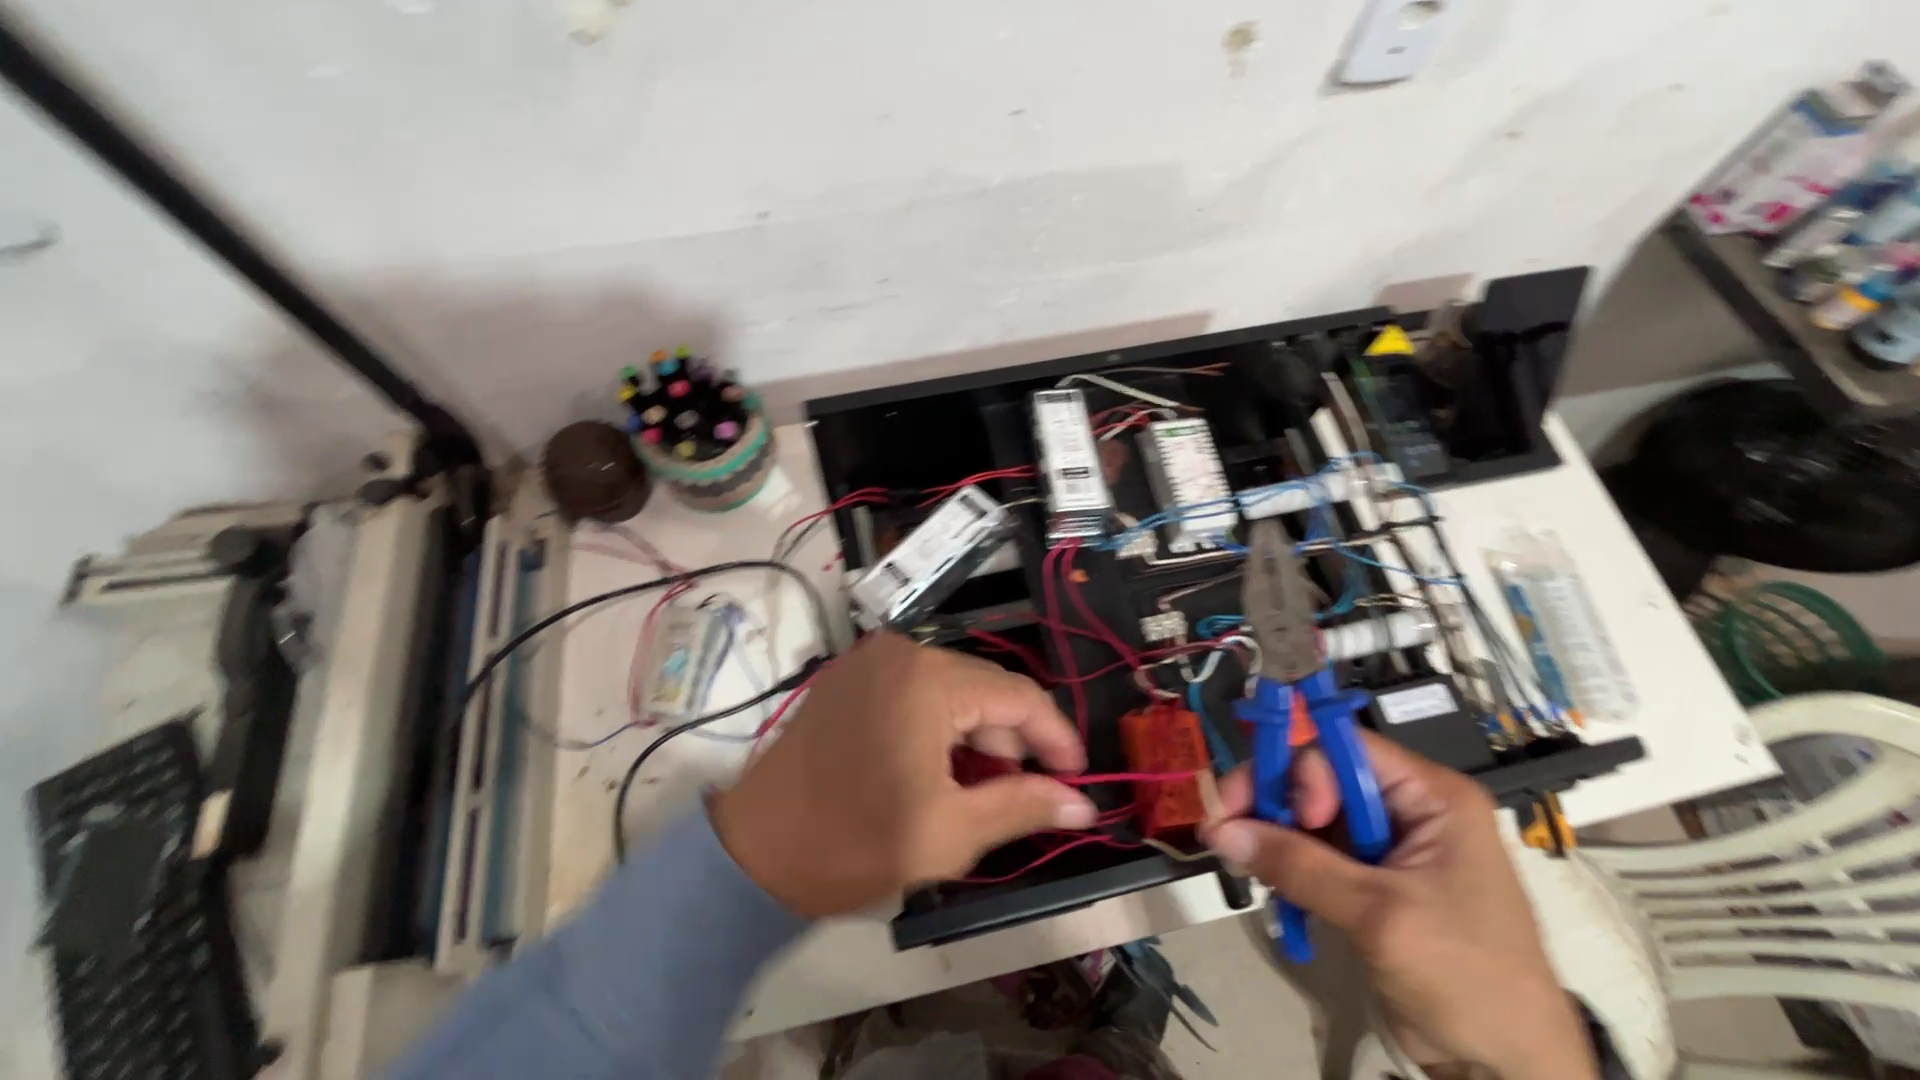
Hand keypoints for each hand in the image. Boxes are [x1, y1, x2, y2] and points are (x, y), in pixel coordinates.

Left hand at [710, 632, 1097, 917]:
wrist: (752, 854)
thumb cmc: (854, 843)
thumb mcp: (950, 832)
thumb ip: (1024, 806)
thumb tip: (1084, 805)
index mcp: (928, 679)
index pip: (1020, 696)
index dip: (1057, 738)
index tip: (1079, 779)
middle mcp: (900, 653)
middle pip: (984, 688)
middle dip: (1015, 741)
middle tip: (1032, 793)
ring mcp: (868, 662)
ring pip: (950, 690)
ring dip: (977, 736)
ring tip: (986, 790)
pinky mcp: (847, 680)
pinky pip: (914, 693)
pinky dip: (939, 727)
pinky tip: (944, 771)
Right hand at [1203, 731, 1595, 1079]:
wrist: (1508, 1069)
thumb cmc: (1464, 977)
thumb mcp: (1378, 915)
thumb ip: (1298, 866)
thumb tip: (1218, 830)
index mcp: (1432, 797)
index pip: (1344, 749)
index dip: (1300, 770)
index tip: (1267, 811)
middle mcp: (1409, 809)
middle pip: (1320, 777)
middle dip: (1271, 798)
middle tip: (1222, 828)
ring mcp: (1390, 846)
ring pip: (1310, 815)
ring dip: (1270, 831)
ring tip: (1235, 857)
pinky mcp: (1372, 882)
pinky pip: (1314, 852)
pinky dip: (1283, 861)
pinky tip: (1261, 877)